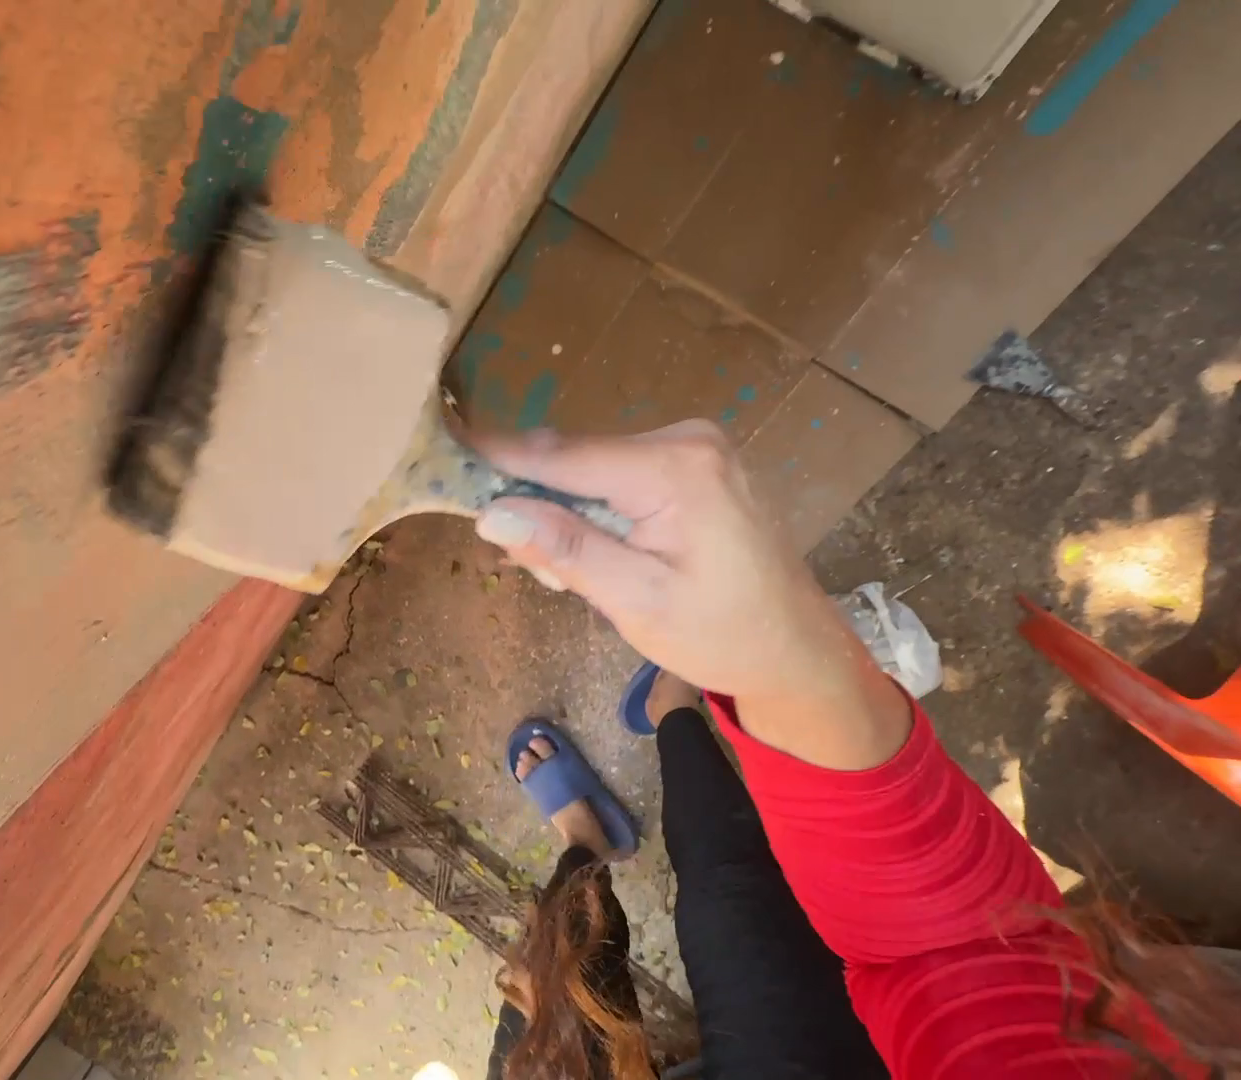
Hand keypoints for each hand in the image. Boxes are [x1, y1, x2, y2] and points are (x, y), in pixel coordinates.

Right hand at [471, 421, 909, 767]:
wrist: (796, 650)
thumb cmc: (721, 635)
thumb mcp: (636, 601)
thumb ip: (566, 550)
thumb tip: (491, 512)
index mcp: (674, 467)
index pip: (562, 456)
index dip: (498, 458)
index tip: (443, 450)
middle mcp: (685, 438)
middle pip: (574, 459)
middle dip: (538, 504)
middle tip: (531, 565)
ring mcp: (692, 446)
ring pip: (590, 467)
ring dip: (566, 512)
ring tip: (574, 573)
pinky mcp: (692, 461)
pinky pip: (617, 473)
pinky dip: (594, 509)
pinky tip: (604, 552)